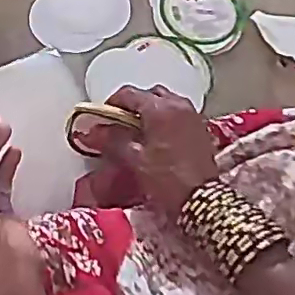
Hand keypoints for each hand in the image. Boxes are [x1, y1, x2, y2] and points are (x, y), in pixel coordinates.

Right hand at [91, 86, 219, 216]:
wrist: (201, 200)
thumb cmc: (167, 179)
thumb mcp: (134, 159)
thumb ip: (112, 139)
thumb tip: (92, 131)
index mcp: (159, 108)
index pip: (128, 94)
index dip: (110, 104)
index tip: (101, 118)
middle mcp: (178, 105)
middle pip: (149, 94)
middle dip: (132, 105)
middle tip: (119, 123)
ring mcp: (192, 116)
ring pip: (166, 102)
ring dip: (150, 111)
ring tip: (138, 131)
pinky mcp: (201, 129)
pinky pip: (178, 114)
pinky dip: (165, 119)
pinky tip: (157, 138)